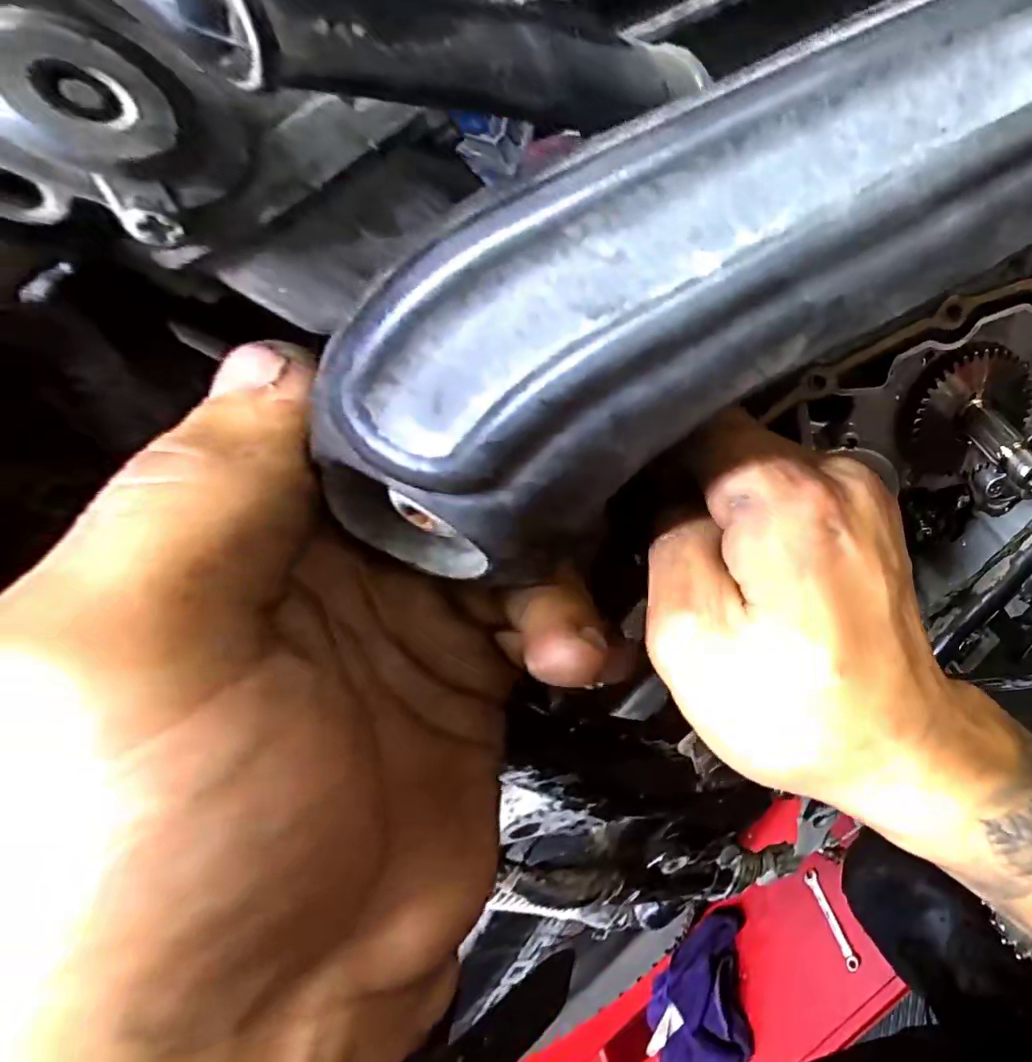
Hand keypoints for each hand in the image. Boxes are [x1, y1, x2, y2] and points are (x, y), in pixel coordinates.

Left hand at [0, 344, 623, 1061]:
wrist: (261, 1000)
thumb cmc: (143, 843)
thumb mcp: (118, 656)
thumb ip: (194, 505)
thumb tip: (275, 366)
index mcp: (232, 546)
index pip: (347, 438)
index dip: (430, 426)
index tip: (508, 435)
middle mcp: (330, 576)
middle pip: (459, 496)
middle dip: (522, 516)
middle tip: (547, 558)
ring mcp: (417, 632)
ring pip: (521, 556)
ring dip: (562, 586)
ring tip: (567, 645)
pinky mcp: (483, 681)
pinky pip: (552, 621)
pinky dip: (580, 633)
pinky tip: (581, 666)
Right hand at [645, 411, 1017, 829]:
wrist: (894, 734)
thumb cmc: (799, 706)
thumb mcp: (689, 636)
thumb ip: (667, 542)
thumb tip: (672, 501)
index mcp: (790, 492)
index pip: (697, 428)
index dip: (657, 468)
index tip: (644, 514)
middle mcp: (839, 474)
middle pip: (736, 451)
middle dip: (700, 499)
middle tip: (695, 569)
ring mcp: (866, 493)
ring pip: (768, 477)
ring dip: (740, 520)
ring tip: (740, 585)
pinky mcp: (874, 518)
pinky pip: (802, 500)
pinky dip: (777, 530)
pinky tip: (773, 582)